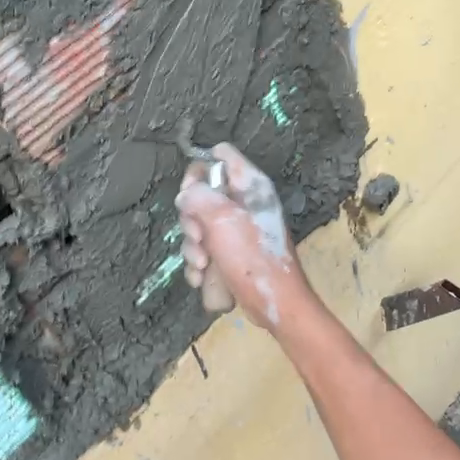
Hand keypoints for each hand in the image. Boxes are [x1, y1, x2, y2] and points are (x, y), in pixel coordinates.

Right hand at [174, 144, 315, 330]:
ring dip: (194, 248)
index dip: (199, 170)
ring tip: (204, 264)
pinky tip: (202, 278)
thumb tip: (185, 195)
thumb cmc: (253, 257)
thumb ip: (197, 197)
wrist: (274, 303)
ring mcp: (236, 230)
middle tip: (200, 238)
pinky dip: (200, 265)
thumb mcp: (221, 220)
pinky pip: (204, 251)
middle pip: (201, 194)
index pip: (220, 155)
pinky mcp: (231, 254)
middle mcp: (243, 202)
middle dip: (192, 220)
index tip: (190, 193)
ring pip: (198, 227)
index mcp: (250, 185)